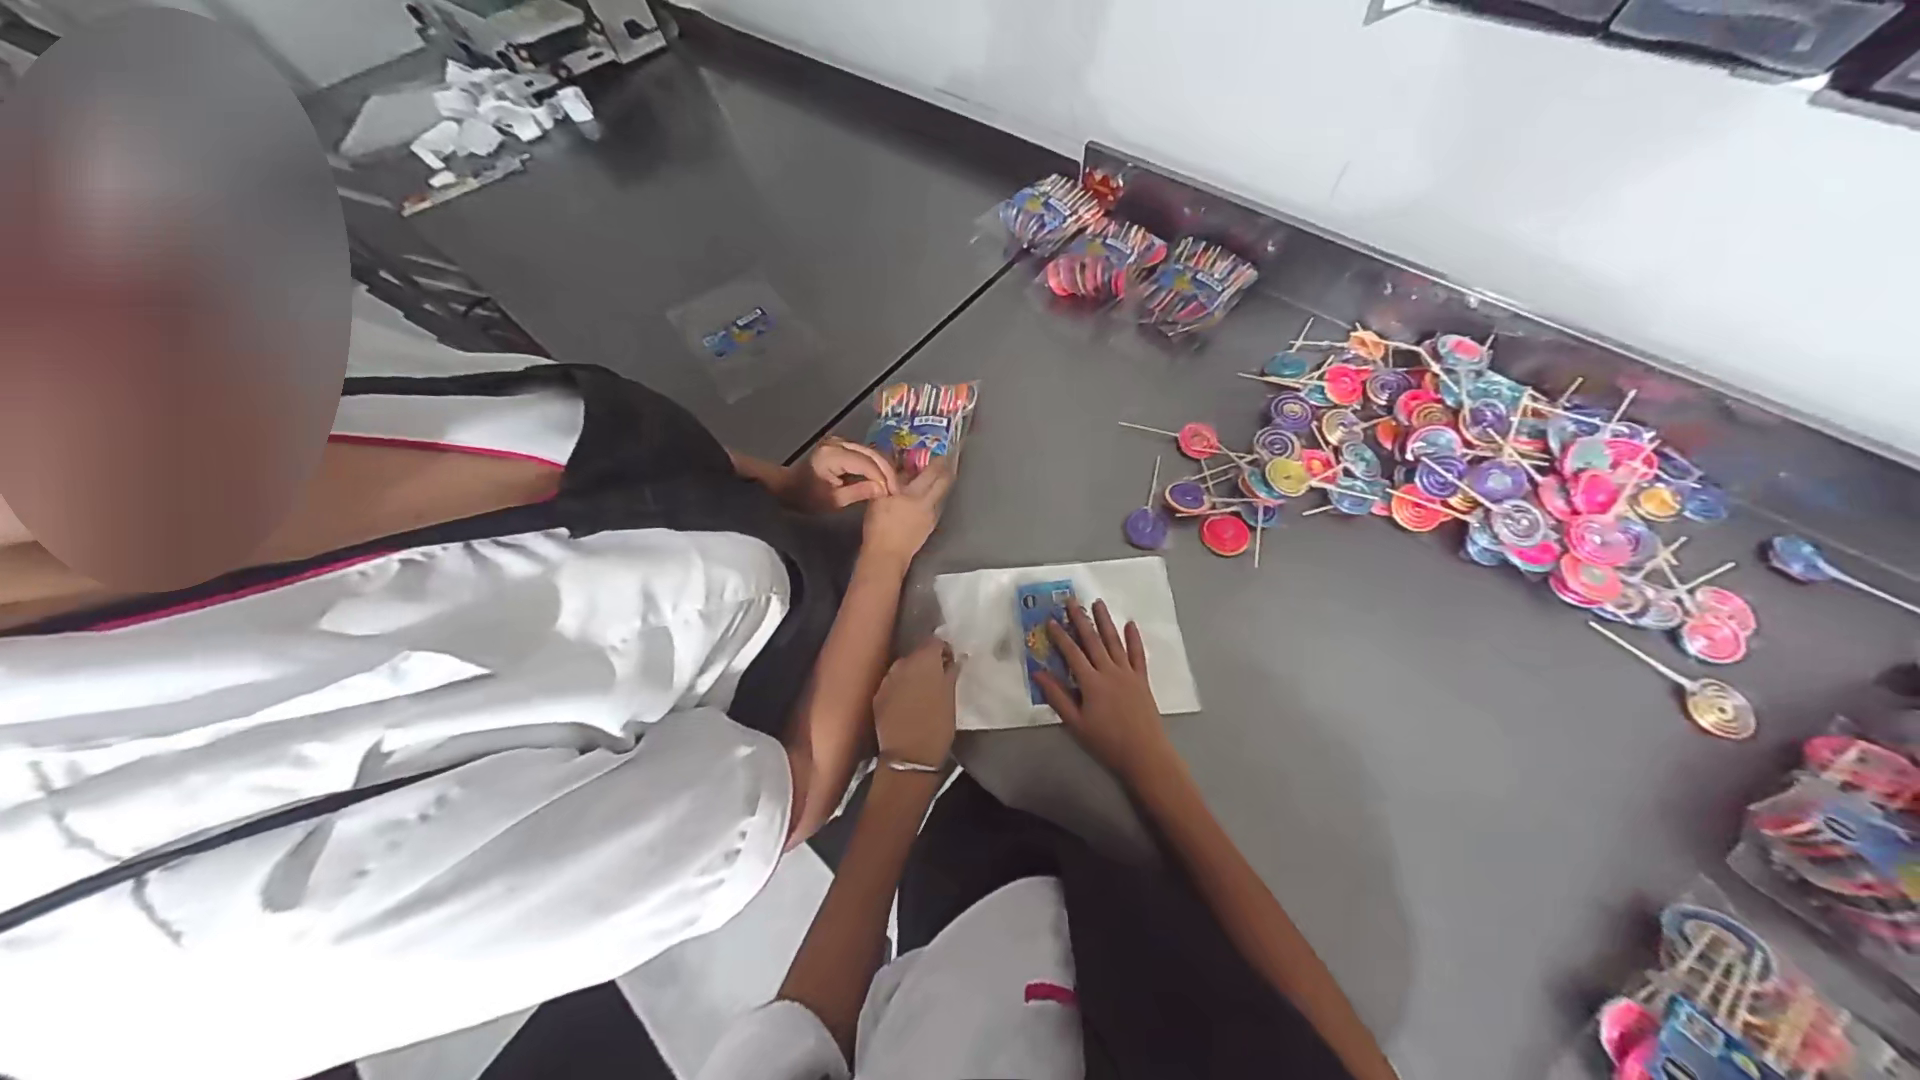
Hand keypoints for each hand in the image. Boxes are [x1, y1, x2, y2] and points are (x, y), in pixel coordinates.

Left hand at [787, 437, 899, 512]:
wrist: (789, 487)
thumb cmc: (807, 498)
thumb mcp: (833, 501)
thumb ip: (860, 492)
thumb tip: (884, 490)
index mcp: (832, 456)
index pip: (866, 464)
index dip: (883, 478)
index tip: (894, 494)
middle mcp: (837, 443)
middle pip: (872, 454)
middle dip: (887, 472)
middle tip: (898, 490)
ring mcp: (840, 441)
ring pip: (872, 452)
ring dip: (884, 468)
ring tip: (893, 486)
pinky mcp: (843, 444)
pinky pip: (865, 453)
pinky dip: (876, 465)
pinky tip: (883, 478)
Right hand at [860, 462, 952, 564]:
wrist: (887, 555)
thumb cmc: (879, 526)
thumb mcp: (879, 499)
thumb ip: (890, 482)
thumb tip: (899, 470)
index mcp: (916, 495)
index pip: (932, 473)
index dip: (937, 461)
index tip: (939, 452)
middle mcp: (929, 504)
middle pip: (943, 483)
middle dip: (945, 471)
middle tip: (943, 462)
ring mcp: (931, 516)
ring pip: (941, 495)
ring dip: (939, 485)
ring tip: (933, 477)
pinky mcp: (930, 527)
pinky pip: (935, 506)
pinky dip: (932, 497)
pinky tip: (924, 497)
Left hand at [872, 639, 958, 767]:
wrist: (909, 756)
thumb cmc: (938, 726)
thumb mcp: (951, 697)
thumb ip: (951, 673)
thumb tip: (956, 658)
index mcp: (924, 660)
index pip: (934, 641)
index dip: (943, 650)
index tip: (950, 662)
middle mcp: (902, 663)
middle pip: (916, 654)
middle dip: (926, 662)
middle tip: (938, 679)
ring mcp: (887, 679)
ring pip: (902, 668)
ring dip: (912, 675)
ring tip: (921, 692)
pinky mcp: (877, 695)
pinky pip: (891, 684)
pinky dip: (900, 688)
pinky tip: (906, 703)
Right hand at [1034, 599, 1176, 786]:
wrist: (1145, 754)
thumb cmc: (1106, 742)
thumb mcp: (1076, 723)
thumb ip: (1057, 697)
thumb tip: (1038, 673)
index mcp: (1091, 682)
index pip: (1072, 653)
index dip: (1060, 636)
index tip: (1051, 620)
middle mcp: (1109, 671)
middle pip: (1093, 641)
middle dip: (1081, 620)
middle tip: (1072, 601)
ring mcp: (1128, 673)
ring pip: (1114, 641)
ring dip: (1105, 621)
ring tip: (1097, 603)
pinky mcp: (1142, 679)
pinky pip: (1138, 654)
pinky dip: (1134, 639)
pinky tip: (1130, 625)